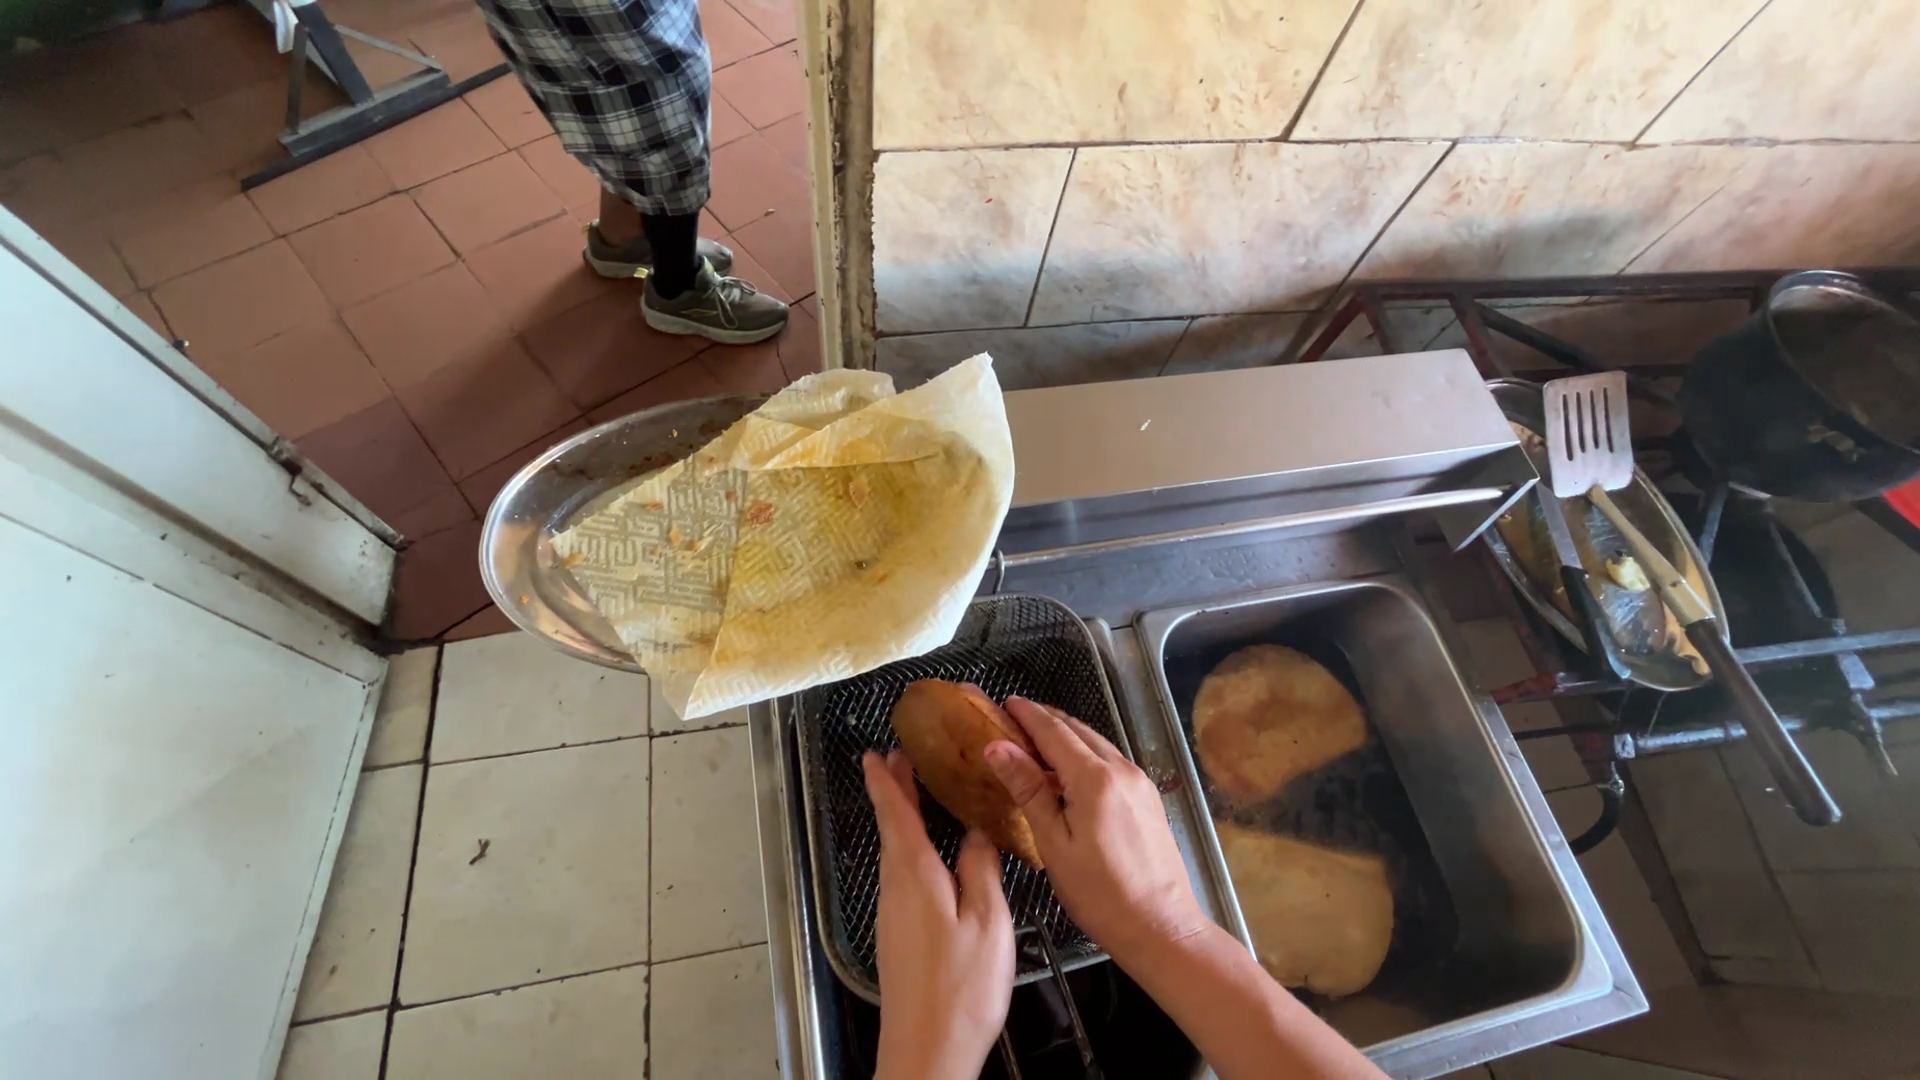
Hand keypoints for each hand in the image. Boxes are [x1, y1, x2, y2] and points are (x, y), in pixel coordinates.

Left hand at [863, 750, 1014, 1079]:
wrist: (926, 1053)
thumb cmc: (960, 987)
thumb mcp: (987, 920)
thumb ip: (981, 868)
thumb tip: (977, 832)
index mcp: (915, 874)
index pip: (894, 812)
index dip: (885, 779)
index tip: (874, 751)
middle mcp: (897, 886)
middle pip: (891, 826)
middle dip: (893, 791)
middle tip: (898, 758)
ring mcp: (895, 912)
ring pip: (895, 849)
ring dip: (901, 816)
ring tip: (915, 792)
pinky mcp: (899, 932)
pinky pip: (901, 871)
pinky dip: (909, 845)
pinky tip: (929, 851)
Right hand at [983, 698, 1211, 965]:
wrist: (1163, 929)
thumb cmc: (1100, 893)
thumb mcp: (1054, 843)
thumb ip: (1028, 789)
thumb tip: (998, 747)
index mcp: (1095, 777)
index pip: (1054, 731)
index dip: (1027, 715)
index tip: (1005, 701)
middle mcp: (1121, 769)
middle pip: (1077, 731)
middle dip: (1045, 720)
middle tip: (1013, 719)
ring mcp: (1139, 782)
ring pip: (1096, 744)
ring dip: (1066, 736)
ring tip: (1035, 742)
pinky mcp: (1147, 798)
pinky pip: (1110, 762)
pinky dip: (1084, 755)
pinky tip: (1069, 772)